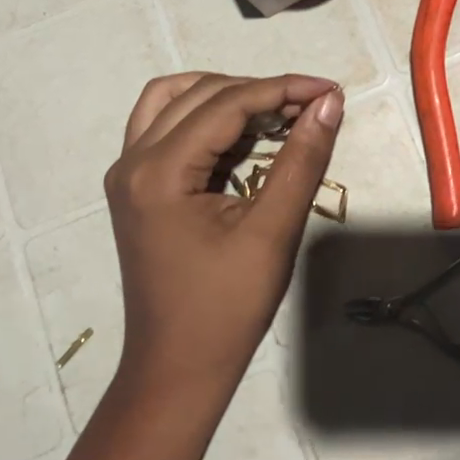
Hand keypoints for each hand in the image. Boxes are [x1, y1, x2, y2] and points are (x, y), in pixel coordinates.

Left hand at [105, 73, 343, 395]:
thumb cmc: (226, 307)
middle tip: (310, 106)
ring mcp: (128, 175)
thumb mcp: (272, 231)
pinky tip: (245, 136)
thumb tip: (328, 104)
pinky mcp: (135, 189)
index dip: (283, 89)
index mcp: (158, 172)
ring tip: (274, 112)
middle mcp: (132, 161)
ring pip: (172, 101)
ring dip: (224, 95)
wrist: (177, 370)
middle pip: (198, 94)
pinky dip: (206, 119)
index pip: (226, 104)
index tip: (331, 90)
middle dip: (258, 90)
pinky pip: (166, 129)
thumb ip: (301, 160)